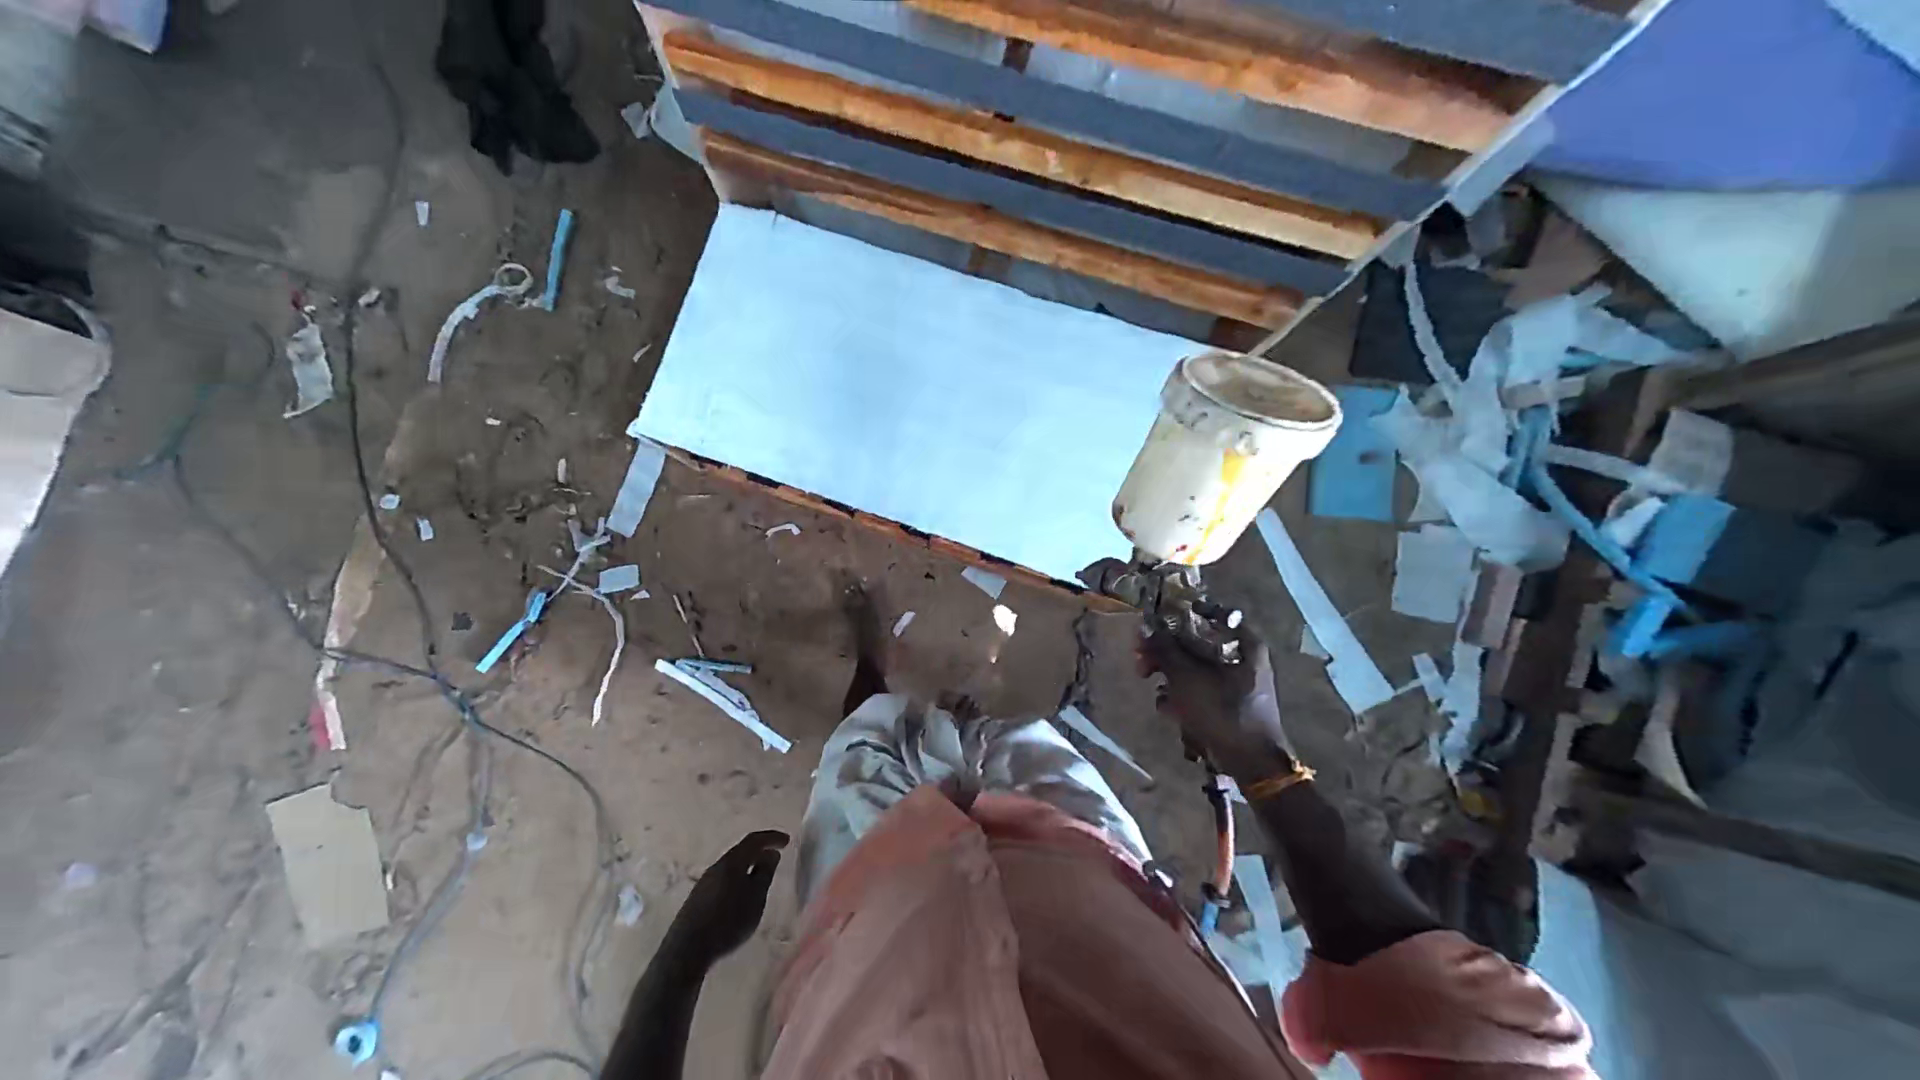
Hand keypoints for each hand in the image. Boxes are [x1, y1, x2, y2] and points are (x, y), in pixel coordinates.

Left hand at [663, 830, 788, 965]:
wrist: (686, 951)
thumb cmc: (728, 922)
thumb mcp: (756, 898)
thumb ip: (765, 873)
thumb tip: (770, 853)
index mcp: (732, 862)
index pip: (754, 840)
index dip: (772, 837)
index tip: (787, 841)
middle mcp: (716, 867)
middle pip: (740, 852)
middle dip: (759, 852)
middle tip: (775, 856)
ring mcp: (704, 883)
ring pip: (731, 867)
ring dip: (747, 867)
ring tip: (760, 877)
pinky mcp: (697, 899)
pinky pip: (723, 880)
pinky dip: (737, 879)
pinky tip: (740, 895)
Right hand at [1140, 625, 1293, 782]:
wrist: (1251, 764)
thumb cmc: (1223, 711)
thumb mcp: (1188, 677)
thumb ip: (1165, 649)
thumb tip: (1147, 624)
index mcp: (1244, 644)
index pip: (1211, 615)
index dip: (1180, 616)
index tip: (1155, 625)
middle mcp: (1243, 659)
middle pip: (1196, 645)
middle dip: (1166, 655)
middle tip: (1142, 662)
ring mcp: (1236, 684)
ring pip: (1194, 670)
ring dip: (1170, 678)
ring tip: (1156, 692)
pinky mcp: (1228, 706)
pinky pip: (1200, 692)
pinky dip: (1183, 698)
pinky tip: (1168, 710)